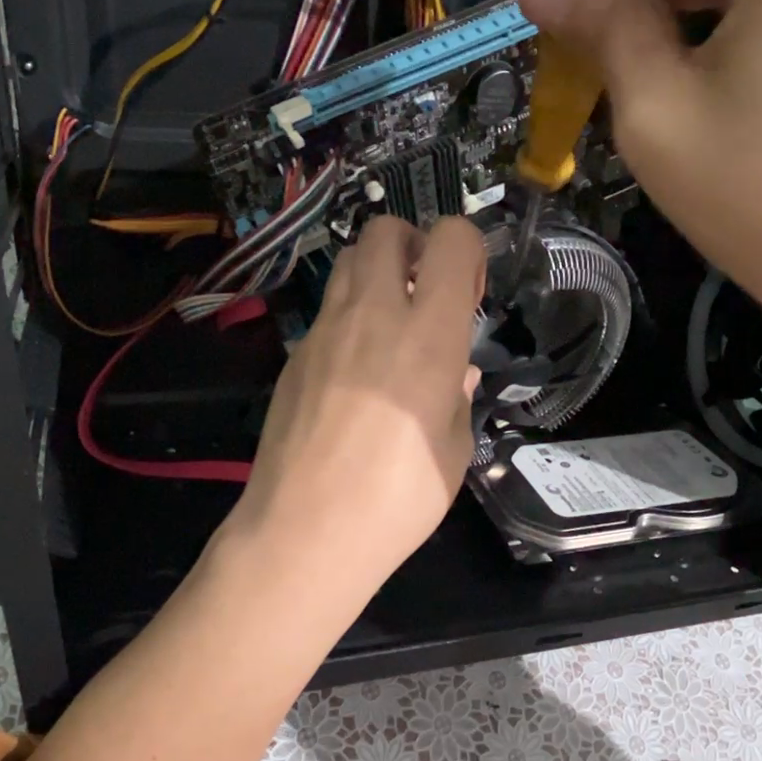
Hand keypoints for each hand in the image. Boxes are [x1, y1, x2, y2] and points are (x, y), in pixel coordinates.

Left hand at [223, 215, 485, 590]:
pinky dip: (347, 319)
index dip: (467, 249)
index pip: (450, 238)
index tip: (468, 294)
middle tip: (425, 296)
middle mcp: (372, 314)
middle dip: (412, 245)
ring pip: (346, 263)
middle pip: (384, 231)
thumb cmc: (397, 499)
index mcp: (428, 333)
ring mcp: (323, 332)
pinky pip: (325, 314)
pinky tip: (355, 373)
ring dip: (375, 274)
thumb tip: (456, 370)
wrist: (306, 530)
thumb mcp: (452, 449)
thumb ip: (455, 396)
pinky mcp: (293, 357)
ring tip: (390, 328)